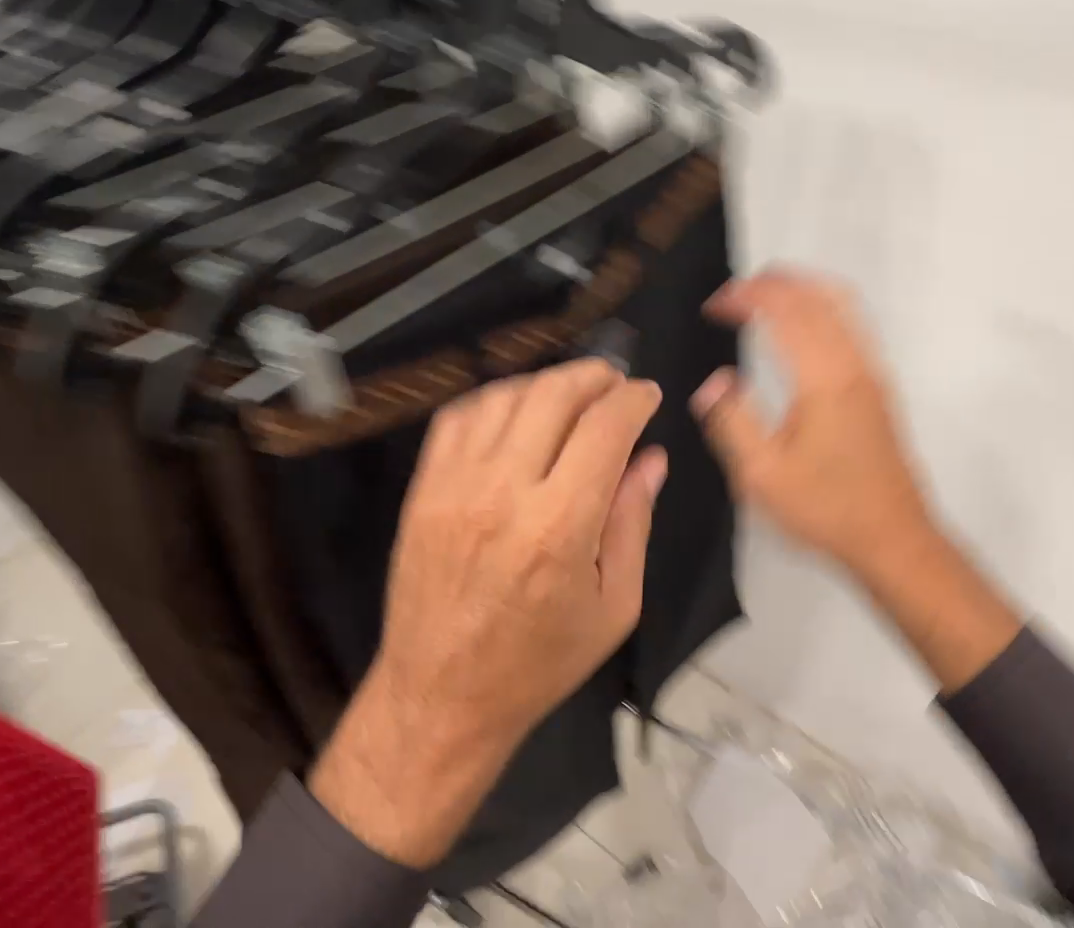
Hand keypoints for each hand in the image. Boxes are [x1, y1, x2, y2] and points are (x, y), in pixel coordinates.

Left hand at [310, 358, 666, 865]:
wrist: (441, 696)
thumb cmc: (539, 661)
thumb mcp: (615, 606)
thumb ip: (633, 522)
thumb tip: (650, 459)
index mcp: (561, 526)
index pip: (605, 427)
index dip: (634, 399)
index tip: (648, 396)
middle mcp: (505, 492)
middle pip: (554, 396)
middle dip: (594, 376)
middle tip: (614, 382)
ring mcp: (455, 486)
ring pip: (505, 397)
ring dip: (546, 383)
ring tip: (572, 394)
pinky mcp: (423, 490)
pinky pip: (458, 418)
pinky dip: (495, 399)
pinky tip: (516, 411)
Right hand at [694, 269, 1020, 691]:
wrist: (894, 537)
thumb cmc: (825, 508)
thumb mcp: (762, 476)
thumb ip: (733, 422)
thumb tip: (713, 383)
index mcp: (822, 378)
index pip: (784, 311)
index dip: (746, 297)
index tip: (714, 305)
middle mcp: (852, 364)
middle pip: (815, 295)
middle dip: (772, 283)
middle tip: (732, 295)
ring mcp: (872, 373)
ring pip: (841, 304)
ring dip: (801, 289)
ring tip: (764, 298)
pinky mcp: (879, 388)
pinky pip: (853, 324)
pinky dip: (822, 307)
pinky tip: (803, 329)